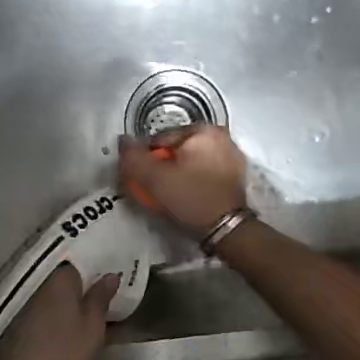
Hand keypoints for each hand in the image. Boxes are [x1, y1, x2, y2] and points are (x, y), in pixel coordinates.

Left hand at [0, 263, 119, 359]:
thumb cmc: (64, 348)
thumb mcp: (93, 325)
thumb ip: (101, 297)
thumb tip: (111, 275)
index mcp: (61, 279)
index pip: (81, 262)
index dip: (98, 269)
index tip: (113, 279)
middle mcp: (42, 284)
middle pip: (68, 280)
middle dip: (85, 287)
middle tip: (107, 298)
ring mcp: (28, 303)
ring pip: (57, 296)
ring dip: (72, 303)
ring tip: (92, 314)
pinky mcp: (20, 322)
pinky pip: (47, 310)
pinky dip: (59, 315)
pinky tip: (69, 328)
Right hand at [119, 126, 247, 236]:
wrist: (227, 230)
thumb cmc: (190, 199)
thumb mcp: (155, 179)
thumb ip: (133, 158)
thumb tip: (123, 140)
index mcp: (202, 130)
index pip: (159, 140)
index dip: (145, 161)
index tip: (142, 182)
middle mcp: (221, 136)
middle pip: (177, 151)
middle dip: (163, 168)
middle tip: (155, 192)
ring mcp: (232, 156)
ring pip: (191, 162)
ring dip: (177, 176)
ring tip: (170, 198)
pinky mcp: (236, 176)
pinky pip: (206, 173)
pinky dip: (194, 182)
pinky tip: (188, 199)